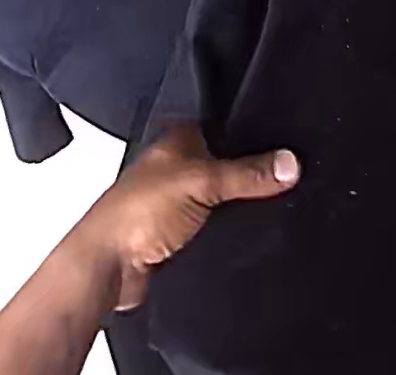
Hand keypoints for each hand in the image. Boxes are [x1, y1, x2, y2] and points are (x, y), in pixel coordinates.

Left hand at [71, 124, 298, 309]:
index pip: (227, 127)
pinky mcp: (180, 233)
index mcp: (180, 138)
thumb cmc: (134, 212)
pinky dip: (229, 230)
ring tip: (267, 204)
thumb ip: (247, 173)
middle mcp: (180, 165)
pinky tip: (244, 232)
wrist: (107, 268)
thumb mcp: (202, 181)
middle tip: (281, 176)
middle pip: (229, 163)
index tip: (285, 145)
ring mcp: (180, 200)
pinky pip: (217, 226)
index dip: (255, 134)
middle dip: (250, 174)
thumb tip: (288, 163)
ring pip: (224, 197)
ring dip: (239, 205)